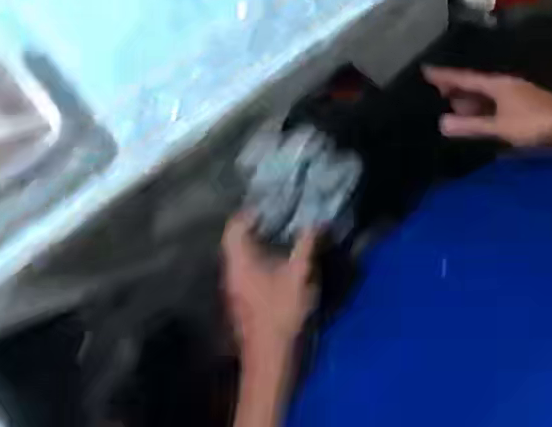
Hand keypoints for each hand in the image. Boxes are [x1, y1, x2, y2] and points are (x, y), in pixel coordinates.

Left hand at [222, 217, 316, 361]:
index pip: (234, 229)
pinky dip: (268, 249)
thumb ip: (307, 241)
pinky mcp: (248, 294)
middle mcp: (234, 272)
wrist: (272, 354)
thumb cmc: (282, 310)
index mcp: (240, 264)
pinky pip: (253, 262)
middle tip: (288, 203)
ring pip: (246, 251)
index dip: (251, 210)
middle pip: (239, 238)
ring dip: (266, 235)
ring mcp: (239, 285)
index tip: (275, 196)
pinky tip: (288, 247)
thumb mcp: (300, 272)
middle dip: (261, 219)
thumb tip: (317, 216)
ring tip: (292, 220)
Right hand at [423, 65, 551, 147]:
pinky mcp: (524, 104)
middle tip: (435, 91)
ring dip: (470, 99)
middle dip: (456, 87)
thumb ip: (472, 125)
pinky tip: (480, 115)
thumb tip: (442, 122)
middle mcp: (507, 84)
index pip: (466, 77)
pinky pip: (495, 101)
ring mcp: (517, 94)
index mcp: (499, 84)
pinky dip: (482, 106)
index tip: (426, 70)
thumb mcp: (500, 127)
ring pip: (487, 93)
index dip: (446, 76)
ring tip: (452, 104)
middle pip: (476, 84)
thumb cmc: (534, 123)